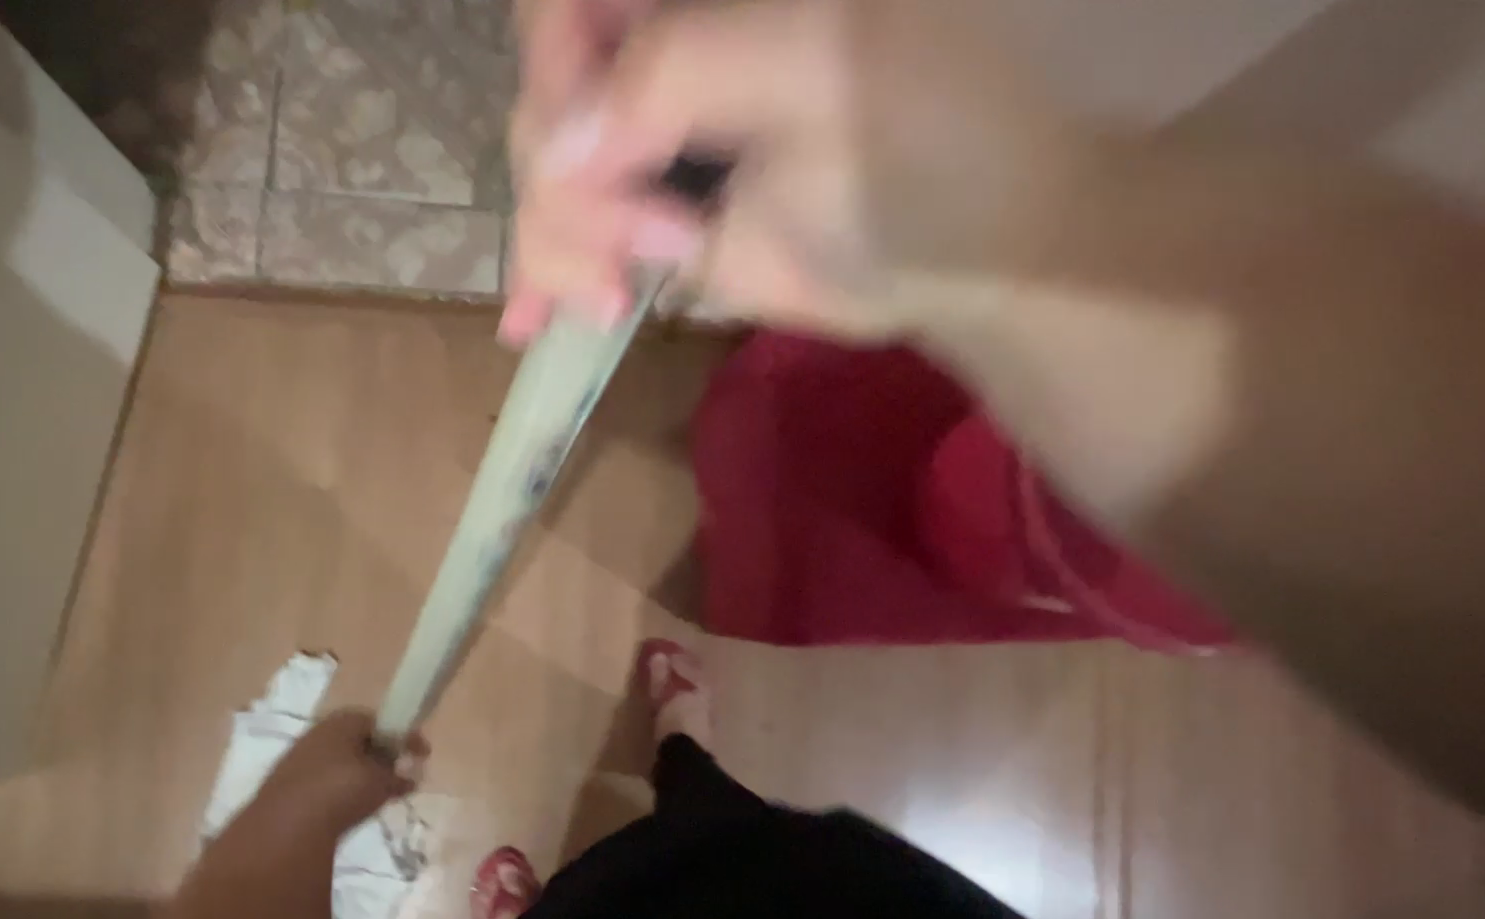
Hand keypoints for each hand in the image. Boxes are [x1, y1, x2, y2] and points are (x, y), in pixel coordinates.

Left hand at [247, 710, 428, 839]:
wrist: (284, 826)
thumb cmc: (342, 790)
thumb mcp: (381, 782)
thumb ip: (398, 777)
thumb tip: (410, 776)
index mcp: (343, 721)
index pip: (380, 720)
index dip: (403, 736)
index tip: (422, 754)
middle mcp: (319, 731)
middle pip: (358, 739)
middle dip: (380, 755)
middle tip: (399, 773)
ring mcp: (298, 757)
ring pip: (339, 760)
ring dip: (360, 774)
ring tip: (377, 795)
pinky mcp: (285, 785)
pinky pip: (323, 780)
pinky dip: (341, 790)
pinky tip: (349, 808)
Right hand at [501, 0, 1084, 344]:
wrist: (955, 256)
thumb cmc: (924, 145)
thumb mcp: (819, 75)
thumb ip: (682, 73)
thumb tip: (556, 147)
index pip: (566, 7)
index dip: (556, 71)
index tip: (587, 154)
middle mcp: (654, 52)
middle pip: (543, 100)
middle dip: (579, 191)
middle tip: (662, 246)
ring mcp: (642, 142)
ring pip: (542, 178)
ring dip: (565, 247)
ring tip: (621, 295)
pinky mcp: (642, 219)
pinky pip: (561, 237)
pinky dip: (542, 278)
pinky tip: (529, 322)